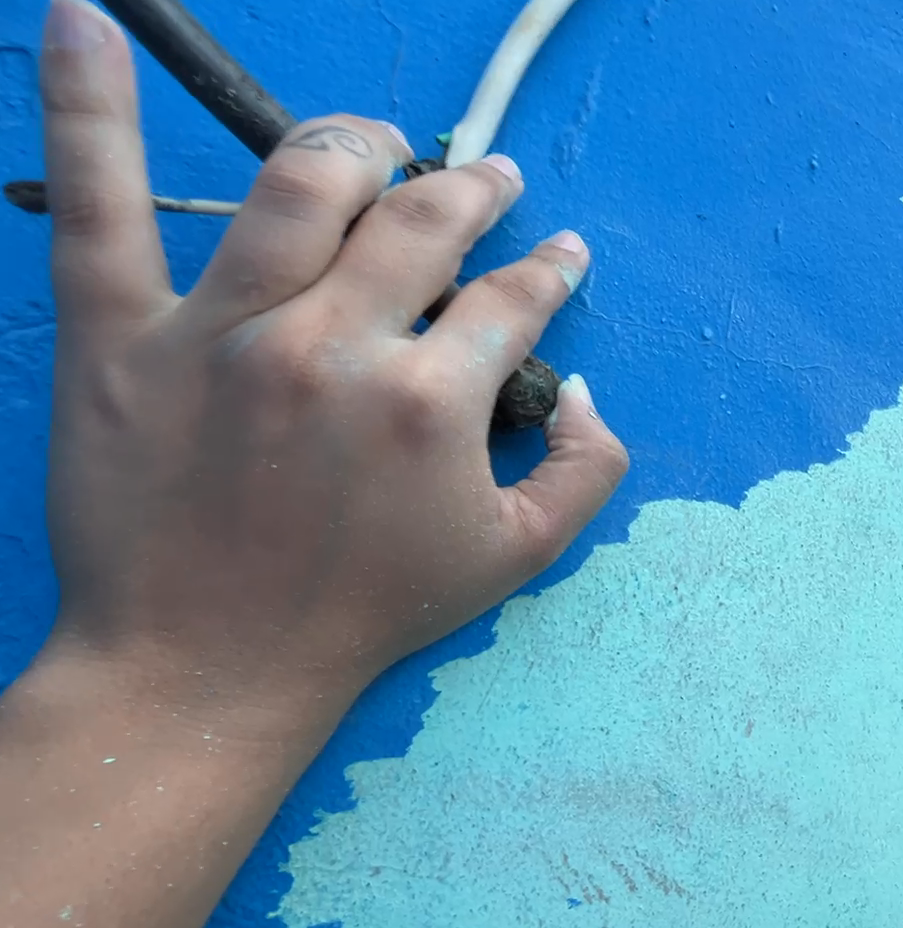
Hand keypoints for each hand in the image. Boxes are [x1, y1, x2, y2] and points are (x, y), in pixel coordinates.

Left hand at [36, 0, 628, 729]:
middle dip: (475, 191)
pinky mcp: (119, 336)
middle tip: (496, 177)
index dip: (551, 268)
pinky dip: (89, 105)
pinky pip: (95, 200)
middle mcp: (335, 344)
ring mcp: (220, 330)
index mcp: (435, 401)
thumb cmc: (385, 604)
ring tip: (382, 140)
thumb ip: (589, 464)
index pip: (511, 300)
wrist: (217, 660)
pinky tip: (85, 20)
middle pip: (420, 225)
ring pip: (296, 189)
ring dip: (355, 145)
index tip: (564, 252)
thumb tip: (580, 387)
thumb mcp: (529, 549)